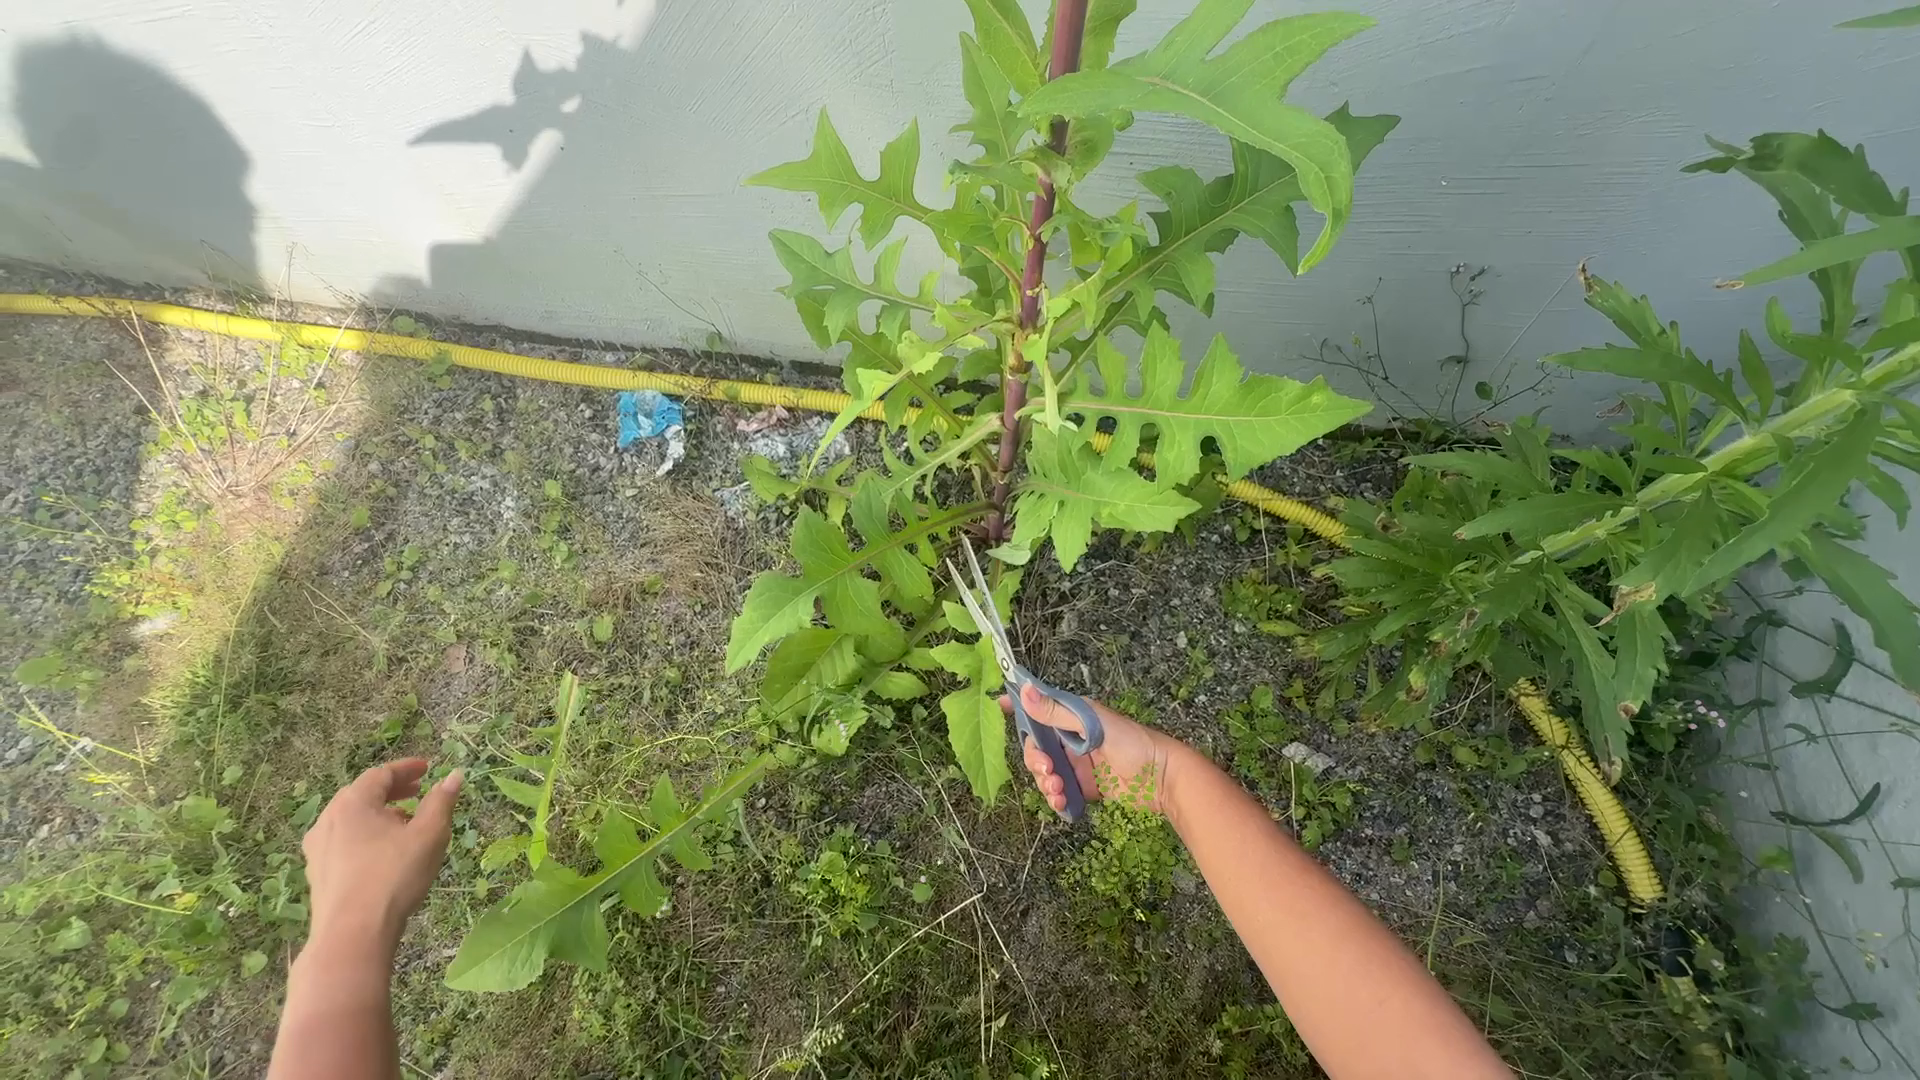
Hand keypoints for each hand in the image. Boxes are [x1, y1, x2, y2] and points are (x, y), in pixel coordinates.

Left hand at [302, 758, 462, 952]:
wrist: (353, 934)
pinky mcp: (318, 873)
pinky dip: (366, 833)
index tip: (428, 768)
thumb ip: (441, 800)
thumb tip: (454, 775)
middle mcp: (328, 821)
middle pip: (361, 794)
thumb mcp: (429, 833)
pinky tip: (384, 849)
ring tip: (405, 820)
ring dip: (379, 812)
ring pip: (351, 819)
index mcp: (352, 805)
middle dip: (392, 789)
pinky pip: (344, 840)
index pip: (379, 774)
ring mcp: (318, 849)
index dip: (406, 768)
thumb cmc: (394, 875)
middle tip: (419, 789)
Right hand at [1001, 684, 1182, 814]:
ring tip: (1059, 792)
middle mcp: (1072, 738)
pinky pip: (1060, 793)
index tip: (999, 707)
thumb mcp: (1093, 725)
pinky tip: (1063, 804)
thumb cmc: (1133, 743)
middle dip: (1036, 761)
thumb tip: (1024, 690)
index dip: (1019, 708)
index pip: (1039, 708)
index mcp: (1074, 716)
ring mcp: (1078, 764)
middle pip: (1037, 747)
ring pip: (1046, 773)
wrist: (1163, 781)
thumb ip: (1057, 712)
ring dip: (1045, 784)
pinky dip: (1056, 800)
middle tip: (1048, 771)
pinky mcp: (1085, 788)